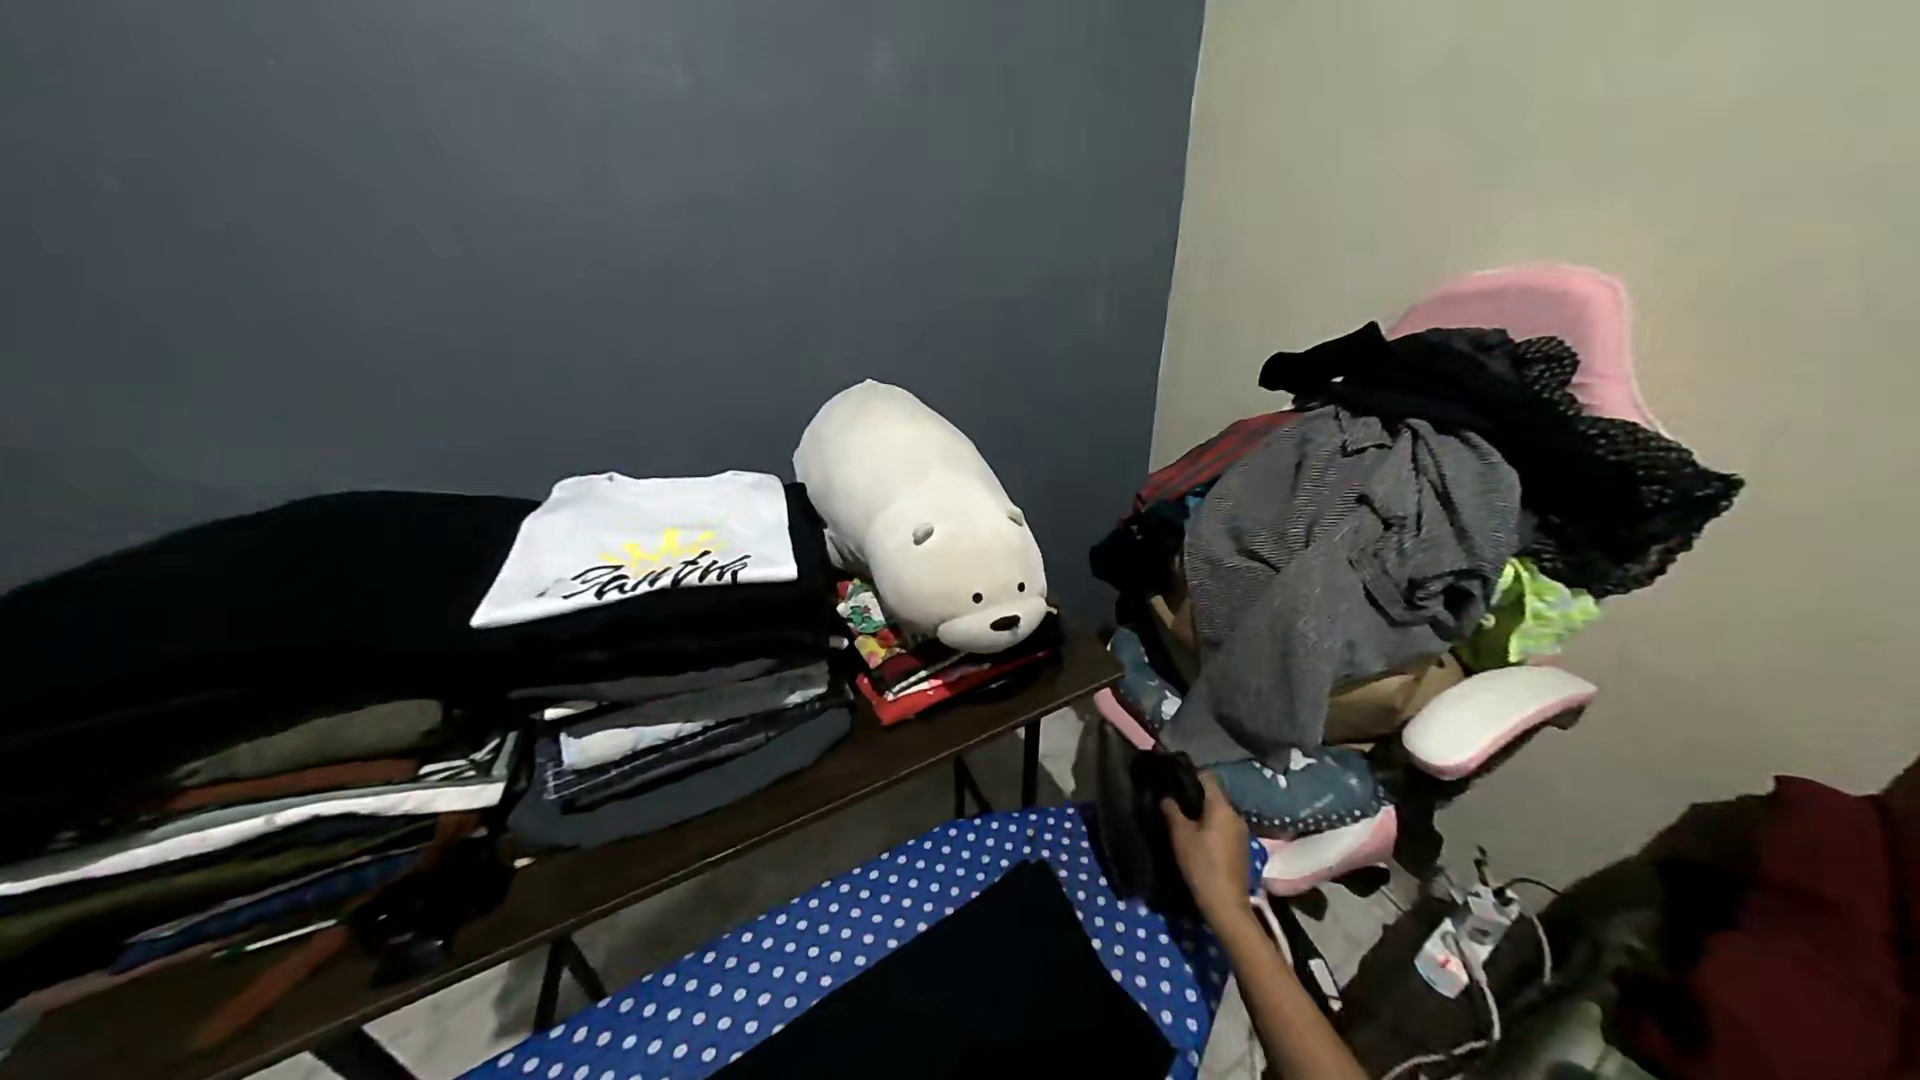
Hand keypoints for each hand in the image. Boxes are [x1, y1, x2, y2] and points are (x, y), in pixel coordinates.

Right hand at [1160, 771, 1250, 924]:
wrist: (1226, 903)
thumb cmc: (1201, 864)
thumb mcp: (1180, 835)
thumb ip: (1172, 810)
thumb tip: (1166, 796)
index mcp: (1221, 806)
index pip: (1208, 777)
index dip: (1191, 775)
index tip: (1174, 780)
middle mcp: (1235, 814)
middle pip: (1215, 794)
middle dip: (1196, 794)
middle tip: (1176, 800)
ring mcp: (1242, 830)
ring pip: (1220, 811)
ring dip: (1205, 811)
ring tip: (1185, 817)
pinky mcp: (1242, 845)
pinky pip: (1225, 824)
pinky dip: (1213, 824)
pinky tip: (1199, 835)